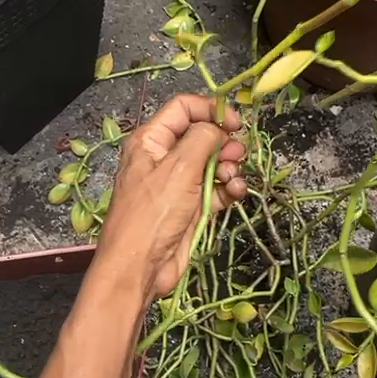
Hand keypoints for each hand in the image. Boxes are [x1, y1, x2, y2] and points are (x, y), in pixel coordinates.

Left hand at [98, 93, 247, 298]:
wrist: (140, 268)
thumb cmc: (151, 216)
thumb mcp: (178, 169)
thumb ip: (202, 139)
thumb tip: (219, 127)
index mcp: (150, 141)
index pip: (183, 109)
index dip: (211, 110)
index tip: (236, 122)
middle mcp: (163, 158)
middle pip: (202, 135)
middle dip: (224, 142)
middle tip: (237, 154)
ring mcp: (177, 183)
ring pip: (212, 163)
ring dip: (229, 167)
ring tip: (232, 178)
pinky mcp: (190, 206)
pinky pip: (216, 188)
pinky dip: (229, 188)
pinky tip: (236, 193)